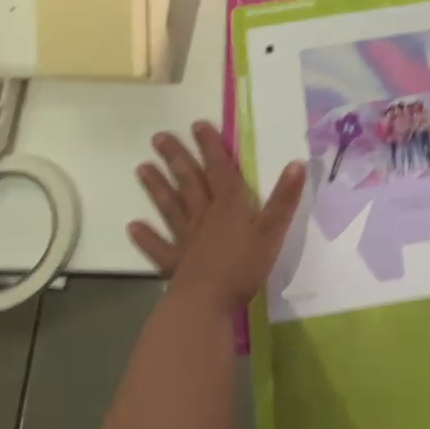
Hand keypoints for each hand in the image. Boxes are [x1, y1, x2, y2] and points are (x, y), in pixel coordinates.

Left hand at [128, 122, 306, 313]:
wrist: (207, 303)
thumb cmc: (243, 266)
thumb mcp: (272, 230)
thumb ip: (284, 198)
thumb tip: (297, 163)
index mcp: (229, 205)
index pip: (220, 169)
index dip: (210, 146)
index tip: (197, 125)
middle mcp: (204, 216)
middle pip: (190, 182)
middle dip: (177, 158)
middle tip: (158, 138)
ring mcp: (186, 240)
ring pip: (171, 207)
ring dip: (157, 187)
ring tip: (141, 168)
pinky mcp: (175, 264)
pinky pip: (159, 248)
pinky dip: (145, 238)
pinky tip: (132, 227)